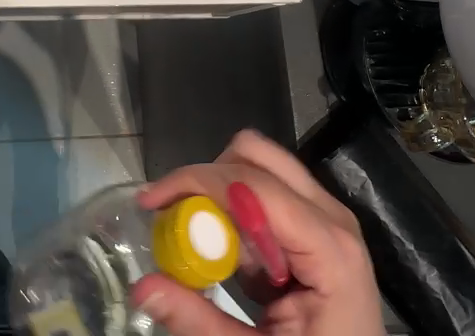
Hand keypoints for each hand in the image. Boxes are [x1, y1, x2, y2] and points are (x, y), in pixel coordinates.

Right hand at [134, 130, 385, 335]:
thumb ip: (201, 322)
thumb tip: (142, 286)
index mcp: (329, 249)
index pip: (253, 186)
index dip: (197, 182)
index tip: (151, 201)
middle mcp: (332, 217)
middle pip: (257, 156)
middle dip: (208, 179)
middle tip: (178, 218)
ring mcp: (328, 215)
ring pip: (260, 165)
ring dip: (222, 192)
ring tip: (210, 247)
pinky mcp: (318, 223)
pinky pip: (268, 189)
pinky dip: (237, 208)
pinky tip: (238, 259)